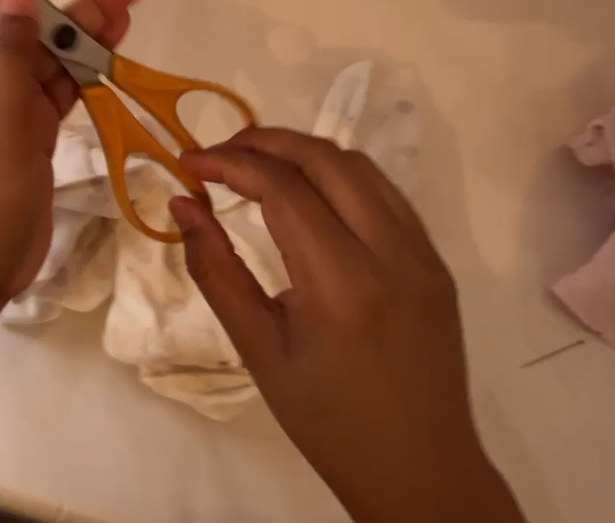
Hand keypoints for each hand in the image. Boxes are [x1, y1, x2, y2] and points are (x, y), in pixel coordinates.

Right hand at [171, 129, 524, 522]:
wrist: (421, 472)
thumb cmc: (326, 417)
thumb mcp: (255, 346)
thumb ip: (214, 268)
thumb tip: (181, 205)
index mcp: (343, 283)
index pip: (282, 187)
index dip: (227, 163)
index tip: (186, 164)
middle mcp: (391, 255)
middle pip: (325, 158)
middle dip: (262, 142)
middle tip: (216, 156)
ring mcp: (422, 255)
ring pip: (358, 165)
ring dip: (300, 152)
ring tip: (253, 166)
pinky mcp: (433, 262)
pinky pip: (383, 191)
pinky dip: (335, 174)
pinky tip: (304, 193)